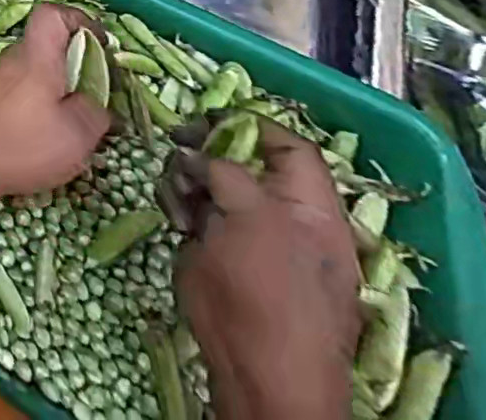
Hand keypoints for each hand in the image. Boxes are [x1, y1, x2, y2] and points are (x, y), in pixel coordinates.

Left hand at [0, 4, 110, 200]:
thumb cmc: (19, 143)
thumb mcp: (76, 134)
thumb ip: (94, 111)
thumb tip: (93, 101)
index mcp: (34, 56)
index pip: (52, 14)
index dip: (80, 20)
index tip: (101, 46)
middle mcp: (8, 59)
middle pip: (45, 48)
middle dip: (73, 68)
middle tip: (92, 101)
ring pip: (30, 73)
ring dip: (52, 92)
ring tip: (67, 129)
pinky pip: (14, 92)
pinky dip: (31, 107)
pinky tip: (36, 139)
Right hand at [176, 119, 360, 419]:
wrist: (257, 367)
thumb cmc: (269, 293)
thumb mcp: (255, 221)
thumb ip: (229, 175)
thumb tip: (197, 154)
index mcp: (309, 207)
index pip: (287, 147)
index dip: (250, 125)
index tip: (205, 118)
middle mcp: (278, 212)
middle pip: (237, 159)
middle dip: (204, 152)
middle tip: (176, 149)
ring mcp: (242, 229)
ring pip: (206, 181)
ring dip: (184, 181)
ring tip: (180, 206)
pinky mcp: (211, 245)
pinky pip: (189, 206)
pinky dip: (177, 204)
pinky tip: (177, 223)